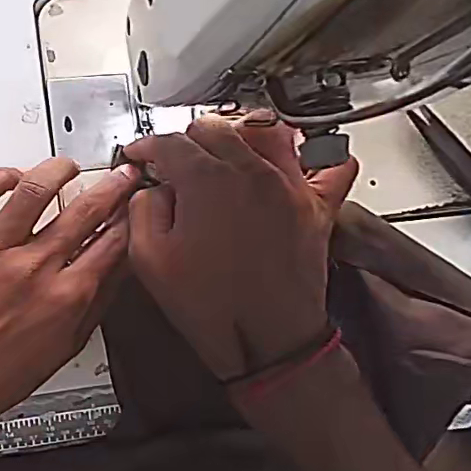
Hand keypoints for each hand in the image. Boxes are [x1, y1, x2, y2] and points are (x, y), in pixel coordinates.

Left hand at [0, 158, 140, 470]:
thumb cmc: (0, 372)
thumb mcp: (66, 345)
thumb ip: (97, 301)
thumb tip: (119, 268)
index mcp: (65, 296)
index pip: (114, 241)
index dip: (132, 216)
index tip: (136, 205)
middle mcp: (33, 268)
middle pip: (85, 209)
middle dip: (112, 185)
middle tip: (120, 175)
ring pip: (33, 189)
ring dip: (58, 170)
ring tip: (66, 167)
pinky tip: (13, 177)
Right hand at [122, 115, 359, 379]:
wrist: (266, 342)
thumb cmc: (213, 307)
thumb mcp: (149, 259)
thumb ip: (142, 210)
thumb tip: (150, 190)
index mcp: (206, 181)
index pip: (169, 142)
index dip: (146, 147)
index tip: (140, 155)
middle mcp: (250, 173)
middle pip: (214, 128)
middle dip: (185, 139)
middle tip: (173, 159)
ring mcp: (288, 186)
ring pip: (265, 130)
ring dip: (238, 132)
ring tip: (223, 148)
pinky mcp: (315, 206)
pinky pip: (330, 161)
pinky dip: (315, 151)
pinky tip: (296, 156)